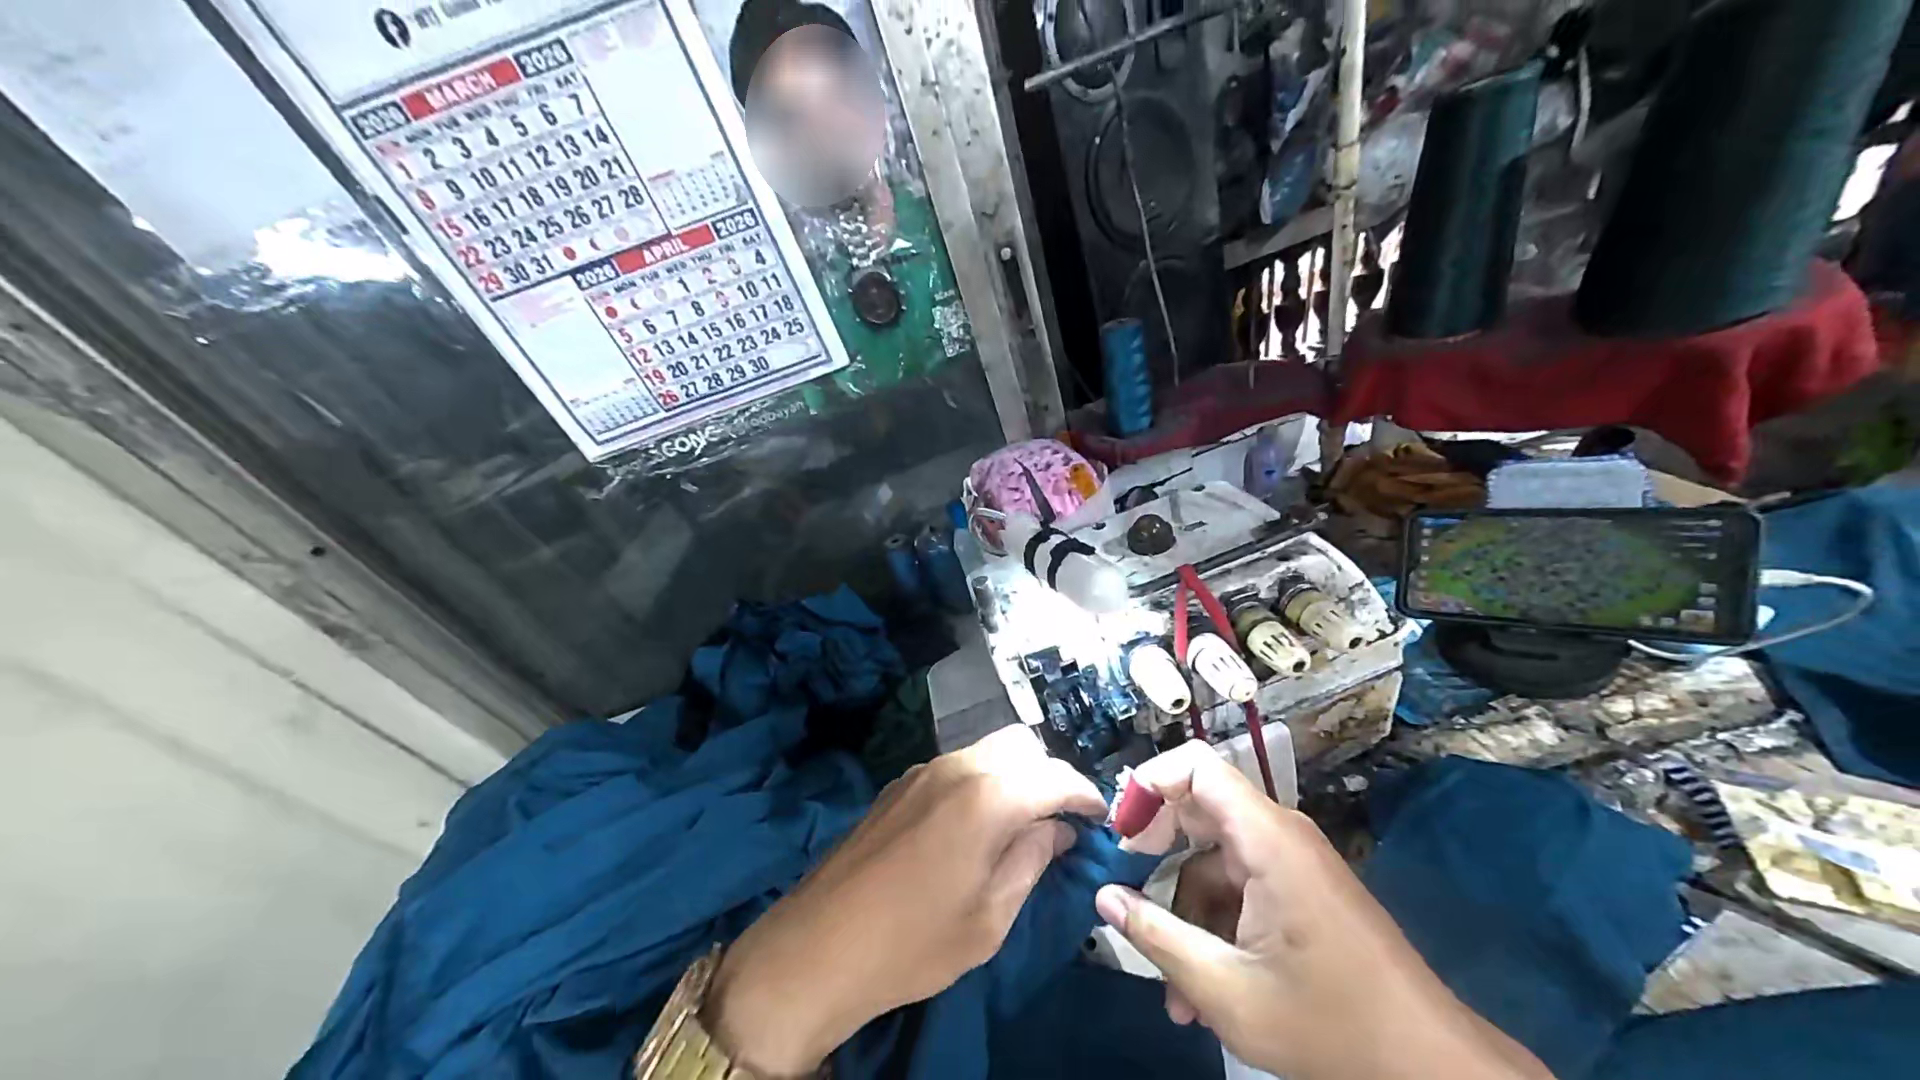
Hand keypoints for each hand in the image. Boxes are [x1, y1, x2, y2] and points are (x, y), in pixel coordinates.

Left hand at [705, 724, 1105, 1075]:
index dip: (1085, 794)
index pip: (1055, 776)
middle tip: (1059, 820)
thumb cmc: (914, 943)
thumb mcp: (990, 916)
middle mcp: (957, 767)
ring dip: (1014, 776)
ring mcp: (922, 771)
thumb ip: (1031, 860)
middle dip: (1049, 775)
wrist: (817, 947)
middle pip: (1021, 746)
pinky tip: (974, 826)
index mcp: (988, 796)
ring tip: (1019, 824)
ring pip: (987, 751)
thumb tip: (1056, 829)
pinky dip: (981, 782)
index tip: (1099, 817)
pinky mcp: (899, 785)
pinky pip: (956, 767)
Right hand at [1095, 742, 1551, 1079]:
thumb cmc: (1328, 1024)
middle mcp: (1278, 836)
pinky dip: (1213, 927)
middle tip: (1125, 896)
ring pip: (1212, 863)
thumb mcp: (1225, 988)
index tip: (1120, 834)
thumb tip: (1103, 896)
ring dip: (1184, 914)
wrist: (1433, 1072)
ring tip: (1173, 988)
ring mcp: (1290, 865)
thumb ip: (1155, 935)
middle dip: (1154, 857)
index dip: (1149, 786)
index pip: (1196, 766)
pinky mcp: (1297, 893)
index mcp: (1266, 838)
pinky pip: (1238, 889)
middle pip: (1196, 813)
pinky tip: (1201, 990)